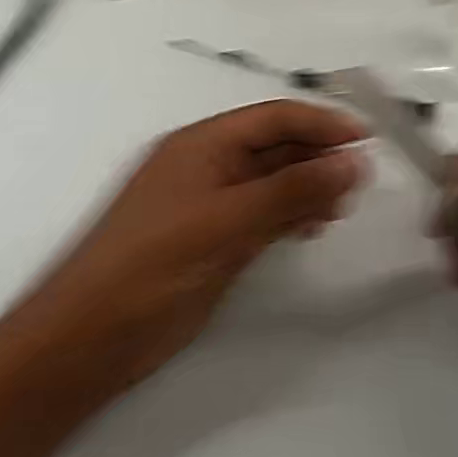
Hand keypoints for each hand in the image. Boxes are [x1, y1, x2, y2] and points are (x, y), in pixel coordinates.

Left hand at [23, 100, 367, 385]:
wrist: (91, 338)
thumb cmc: (154, 266)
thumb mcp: (227, 222)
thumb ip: (292, 190)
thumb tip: (353, 162)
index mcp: (203, 145)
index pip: (274, 118)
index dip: (321, 123)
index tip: (365, 141)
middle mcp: (210, 166)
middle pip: (277, 147)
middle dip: (319, 158)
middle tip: (359, 183)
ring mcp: (212, 205)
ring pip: (275, 182)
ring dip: (310, 188)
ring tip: (340, 210)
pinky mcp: (216, 239)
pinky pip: (265, 214)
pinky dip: (292, 216)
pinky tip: (311, 229)